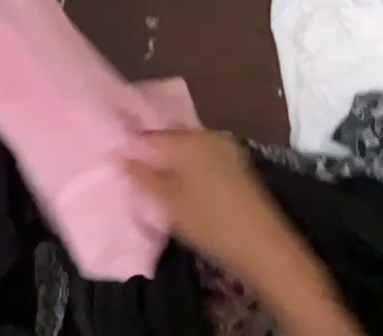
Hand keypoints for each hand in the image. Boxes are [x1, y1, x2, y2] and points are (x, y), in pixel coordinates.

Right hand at [126, 130, 298, 273]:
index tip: (117, 159)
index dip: (132, 146)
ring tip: (155, 182)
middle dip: (153, 153)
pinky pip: (203, 159)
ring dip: (171, 162)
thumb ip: (141, 175)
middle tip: (134, 172)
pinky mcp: (237, 166)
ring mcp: (226, 149)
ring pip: (187, 150)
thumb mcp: (167, 202)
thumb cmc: (210, 222)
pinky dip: (189, 169)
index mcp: (187, 138)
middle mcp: (206, 135)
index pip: (149, 134)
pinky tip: (182, 188)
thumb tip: (118, 155)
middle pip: (170, 139)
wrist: (266, 249)